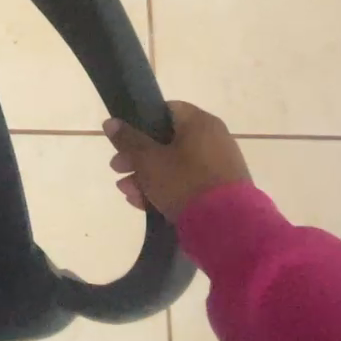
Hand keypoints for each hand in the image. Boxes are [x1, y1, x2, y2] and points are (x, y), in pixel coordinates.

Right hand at [105, 101, 249, 218]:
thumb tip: (110, 122)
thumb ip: (127, 139)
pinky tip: (143, 204)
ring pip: (173, 164)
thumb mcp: (147, 160)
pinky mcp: (221, 190)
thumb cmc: (184, 182)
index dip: (139, 123)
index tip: (123, 140)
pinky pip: (187, 183)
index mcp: (200, 123)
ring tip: (127, 192)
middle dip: (137, 157)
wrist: (229, 229)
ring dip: (146, 176)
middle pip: (165, 141)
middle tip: (117, 169)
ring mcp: (220, 166)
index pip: (164, 110)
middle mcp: (213, 140)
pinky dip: (165, 189)